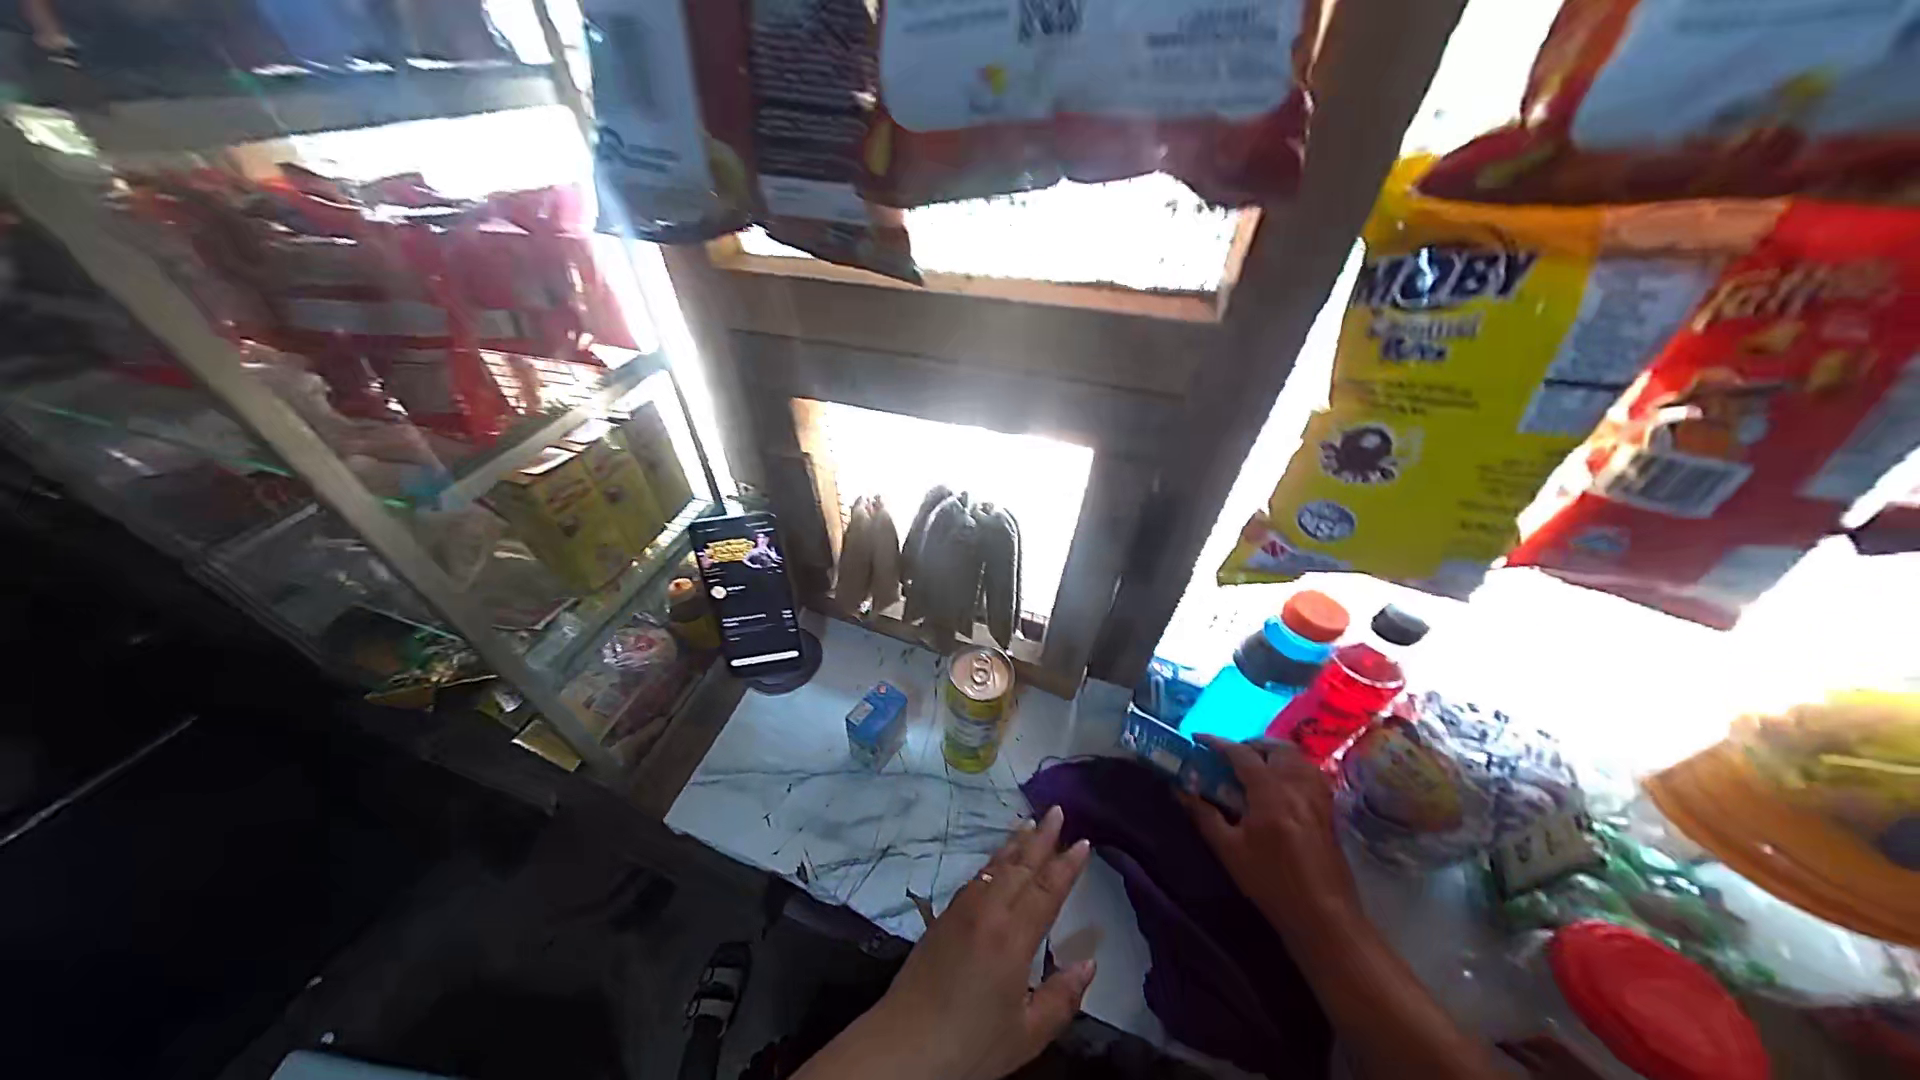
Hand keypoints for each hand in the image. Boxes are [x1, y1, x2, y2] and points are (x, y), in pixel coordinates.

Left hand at [871, 804, 1095, 1079]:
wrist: (903, 1047)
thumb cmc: (970, 1045)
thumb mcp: (1027, 1034)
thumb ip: (1061, 997)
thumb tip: (1088, 964)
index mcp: (1012, 938)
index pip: (1047, 890)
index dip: (1067, 865)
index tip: (1083, 842)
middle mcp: (987, 912)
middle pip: (1020, 866)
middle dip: (1042, 837)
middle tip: (1058, 811)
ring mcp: (961, 911)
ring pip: (994, 866)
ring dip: (1015, 844)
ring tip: (1030, 823)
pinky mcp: (943, 918)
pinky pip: (976, 877)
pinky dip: (992, 861)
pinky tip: (996, 861)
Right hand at [1181, 735, 1362, 939]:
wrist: (1323, 917)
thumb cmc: (1271, 883)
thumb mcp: (1228, 850)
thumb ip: (1203, 814)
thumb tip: (1181, 788)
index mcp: (1270, 793)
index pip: (1241, 754)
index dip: (1217, 742)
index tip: (1197, 739)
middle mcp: (1297, 787)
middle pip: (1276, 747)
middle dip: (1249, 744)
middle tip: (1228, 755)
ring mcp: (1318, 798)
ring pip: (1297, 758)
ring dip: (1272, 753)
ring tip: (1254, 766)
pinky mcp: (1329, 811)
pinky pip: (1310, 774)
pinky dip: (1292, 767)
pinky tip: (1281, 785)